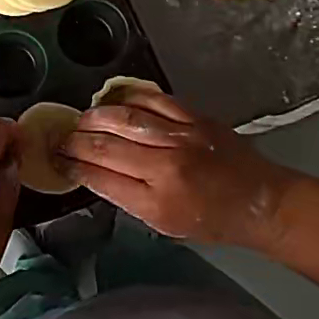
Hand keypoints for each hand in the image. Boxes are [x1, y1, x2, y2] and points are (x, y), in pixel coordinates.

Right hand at [57, 90, 298, 248]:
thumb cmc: (209, 220)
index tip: (55, 160)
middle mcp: (166, 164)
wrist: (264, 202)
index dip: (69, 165)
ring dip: (92, 118)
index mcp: (155, 198)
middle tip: (59, 140)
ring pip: (122, 117)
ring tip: (79, 122)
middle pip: (103, 144)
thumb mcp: (159, 221)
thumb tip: (85, 170)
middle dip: (73, 141)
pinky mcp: (195, 118)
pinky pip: (151, 98)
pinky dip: (125, 97)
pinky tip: (111, 103)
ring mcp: (182, 136)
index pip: (97, 175)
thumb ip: (120, 194)